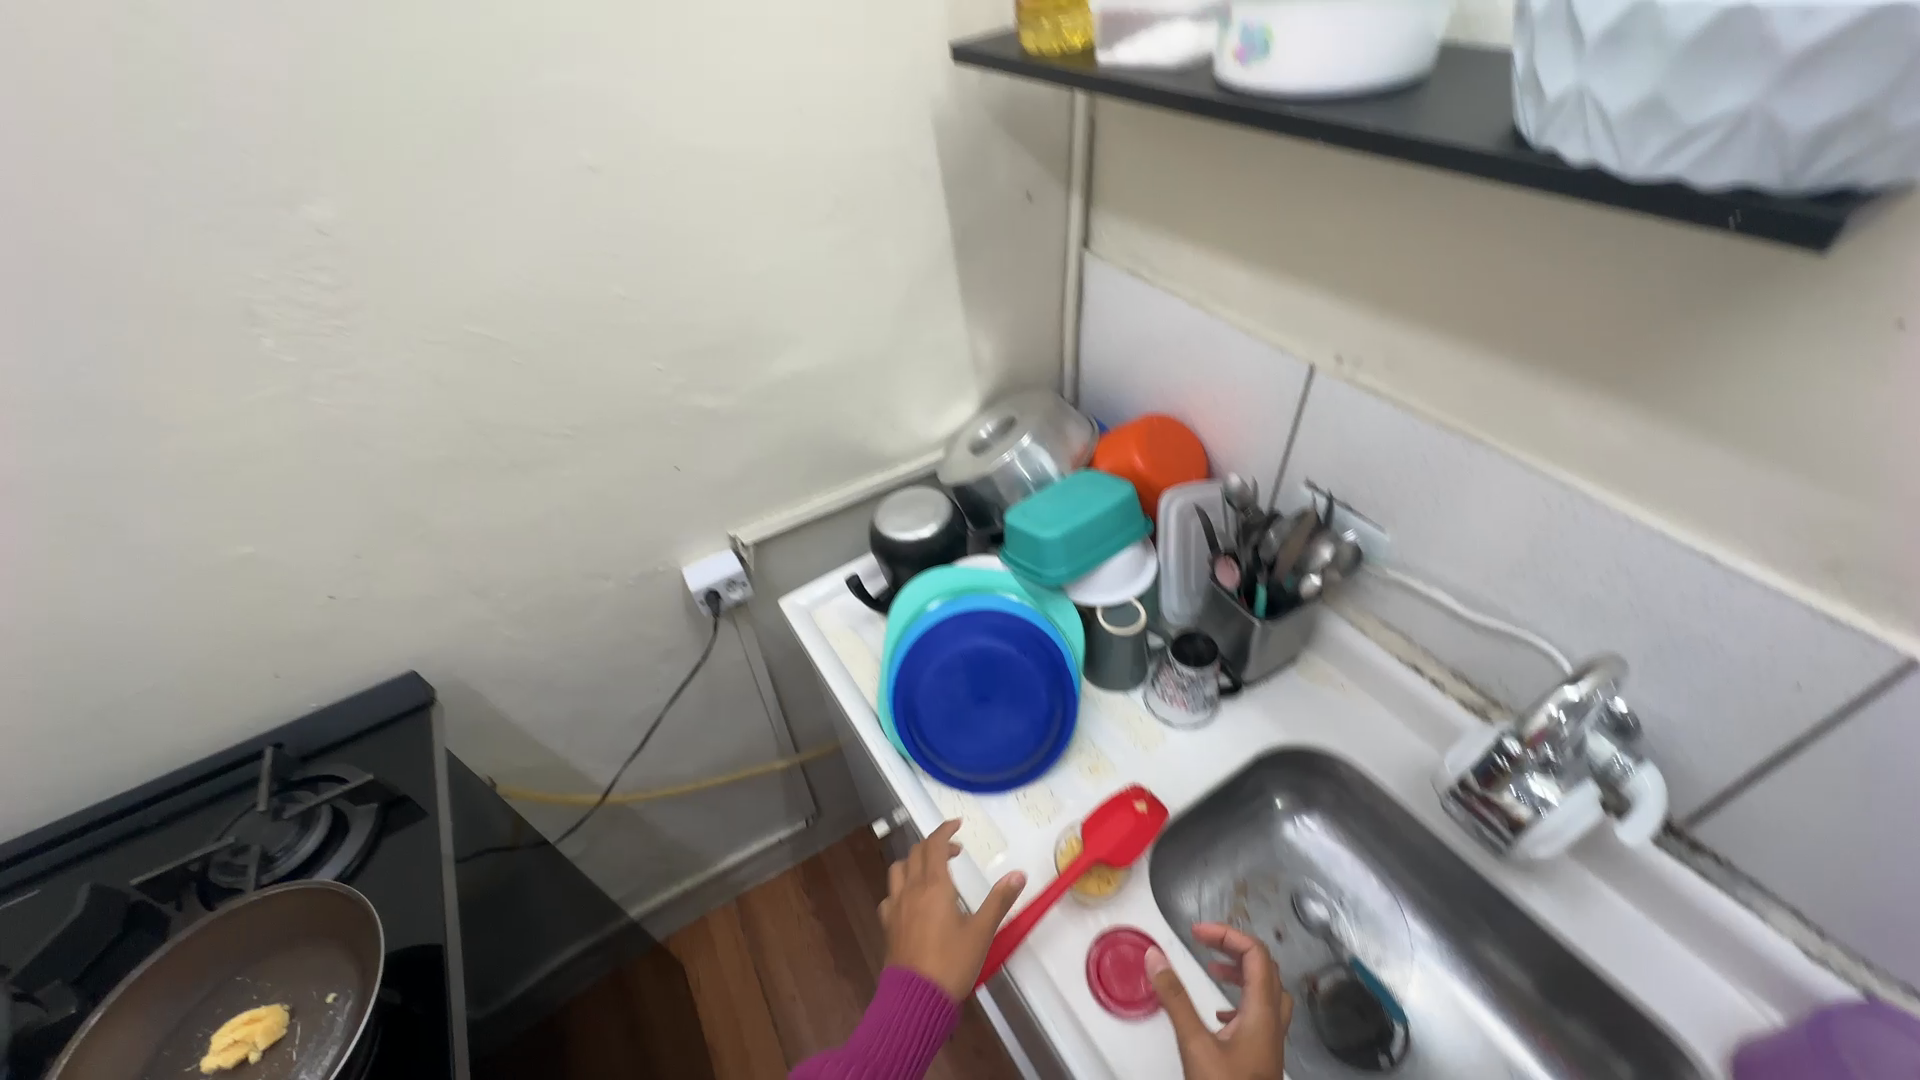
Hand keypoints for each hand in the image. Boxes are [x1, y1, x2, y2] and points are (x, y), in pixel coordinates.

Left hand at [880, 820, 1027, 1000]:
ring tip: (930, 870)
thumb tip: (1018, 874)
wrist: (916, 1000)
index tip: (957, 824)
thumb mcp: (982, 932)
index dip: (945, 830)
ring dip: (913, 861)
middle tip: (954, 851)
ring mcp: (895, 907)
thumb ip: (999, 900)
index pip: (935, 845)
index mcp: (935, 885)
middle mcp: (911, 890)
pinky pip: (890, 896)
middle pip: (916, 853)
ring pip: (898, 869)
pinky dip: (901, 888)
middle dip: (934, 844)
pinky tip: (911, 901)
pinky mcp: (887, 925)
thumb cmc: (952, 963)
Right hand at [1145, 923, 1292, 1079]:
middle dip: (1233, 947)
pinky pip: (1260, 1012)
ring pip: (1267, 990)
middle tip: (1203, 943)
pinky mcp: (1262, 1054)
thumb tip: (1155, 956)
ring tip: (1212, 968)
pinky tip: (1219, 1013)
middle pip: (1264, 967)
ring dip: (1241, 971)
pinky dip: (1241, 998)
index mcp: (1262, 1013)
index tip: (1196, 933)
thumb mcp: (1194, 1045)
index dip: (1227, 935)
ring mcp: (1270, 1040)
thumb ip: (1175, 998)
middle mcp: (1272, 1022)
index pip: (1255, 954)